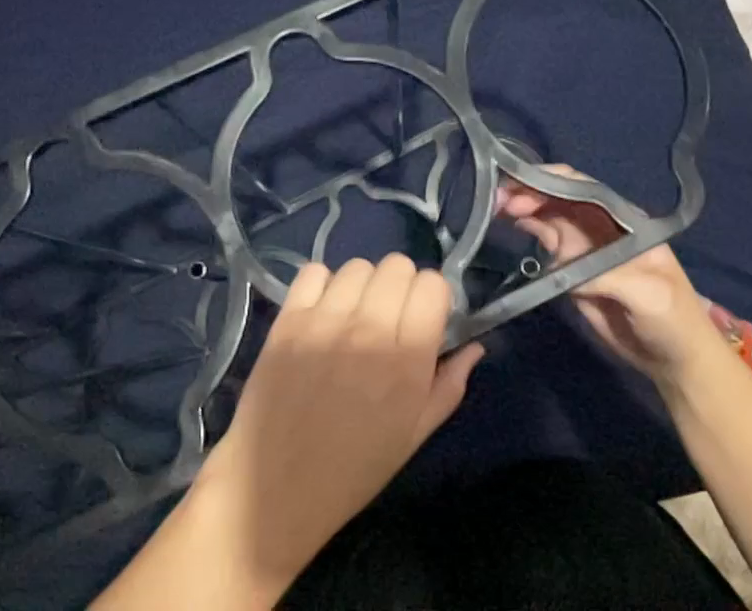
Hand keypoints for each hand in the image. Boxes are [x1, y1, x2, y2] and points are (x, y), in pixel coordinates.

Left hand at [187, 254, 483, 595]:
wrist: (277, 486)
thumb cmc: (354, 468)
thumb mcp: (415, 436)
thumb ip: (449, 386)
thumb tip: (474, 347)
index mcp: (408, 360)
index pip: (433, 285)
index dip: (432, 297)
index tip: (423, 318)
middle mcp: (370, 329)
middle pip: (397, 266)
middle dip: (401, 286)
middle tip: (389, 317)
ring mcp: (325, 321)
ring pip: (358, 265)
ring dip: (363, 285)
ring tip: (353, 316)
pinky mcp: (287, 320)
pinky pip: (314, 272)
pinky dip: (322, 285)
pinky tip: (322, 313)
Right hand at [497, 164, 713, 380]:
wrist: (673, 359)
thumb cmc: (671, 318)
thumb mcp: (647, 293)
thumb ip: (605, 275)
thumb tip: (560, 270)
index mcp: (625, 221)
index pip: (584, 188)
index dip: (551, 180)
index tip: (520, 182)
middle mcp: (602, 227)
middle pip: (560, 198)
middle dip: (530, 191)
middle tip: (499, 200)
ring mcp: (586, 248)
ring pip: (549, 216)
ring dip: (523, 207)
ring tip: (495, 208)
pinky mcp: (573, 271)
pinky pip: (546, 243)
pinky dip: (528, 228)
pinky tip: (509, 224)